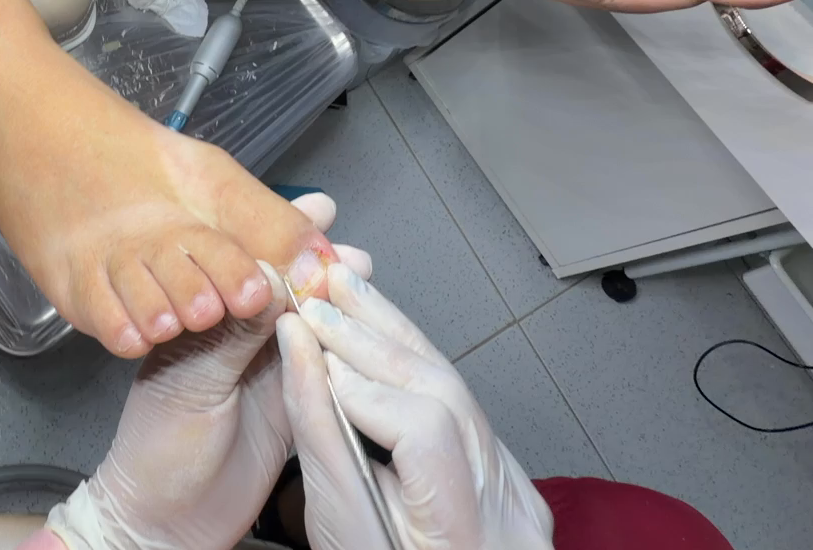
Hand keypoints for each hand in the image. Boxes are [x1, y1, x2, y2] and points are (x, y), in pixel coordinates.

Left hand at [47, 195, 370, 549]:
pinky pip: (321, 363)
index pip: (242, 259)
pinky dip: (342, 343)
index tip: (316, 208)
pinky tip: (361, 326)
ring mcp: (264, 364)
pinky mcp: (290, 400)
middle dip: (315, 257)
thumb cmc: (156, 449)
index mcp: (200, 311)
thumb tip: (270, 280)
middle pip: (280, 282)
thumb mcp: (188, 382)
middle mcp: (234, 330)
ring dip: (334, 295)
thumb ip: (231, 335)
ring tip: (362, 269)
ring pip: (306, 318)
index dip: (277, 231)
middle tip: (348, 238)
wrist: (166, 523)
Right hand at [278, 264, 553, 549]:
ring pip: (452, 382)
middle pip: (444, 390)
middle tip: (317, 297)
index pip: (425, 431)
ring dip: (389, 328)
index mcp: (467, 536)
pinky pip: (457, 397)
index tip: (312, 350)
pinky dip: (409, 356)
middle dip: (370, 334)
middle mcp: (509, 509)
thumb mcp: (335, 517)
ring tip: (343, 287)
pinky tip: (375, 326)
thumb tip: (295, 341)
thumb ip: (316, 426)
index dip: (364, 385)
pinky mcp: (507, 470)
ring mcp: (517, 488)